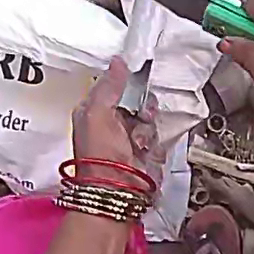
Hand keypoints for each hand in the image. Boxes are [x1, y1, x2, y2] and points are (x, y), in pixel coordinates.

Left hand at [72, 58, 153, 179]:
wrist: (118, 191)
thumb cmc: (100, 157)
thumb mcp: (98, 113)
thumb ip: (109, 86)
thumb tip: (117, 62)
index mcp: (94, 112)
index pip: (113, 88)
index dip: (125, 84)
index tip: (136, 80)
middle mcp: (112, 125)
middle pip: (137, 102)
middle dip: (143, 109)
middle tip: (141, 115)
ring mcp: (130, 140)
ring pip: (151, 120)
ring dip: (147, 130)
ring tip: (138, 143)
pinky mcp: (147, 153)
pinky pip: (159, 137)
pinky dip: (155, 144)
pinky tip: (145, 151)